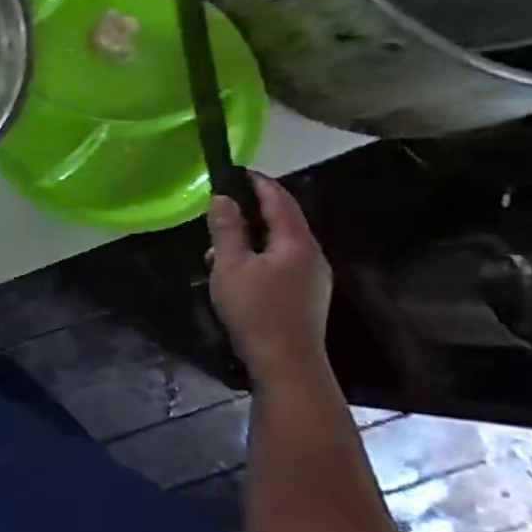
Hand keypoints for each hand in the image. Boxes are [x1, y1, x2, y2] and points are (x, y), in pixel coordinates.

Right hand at [207, 173, 331, 385]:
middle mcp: (312, 254)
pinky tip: (236, 272)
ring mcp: (313, 275)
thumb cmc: (255, 309)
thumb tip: (222, 198)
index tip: (238, 171)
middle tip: (221, 209)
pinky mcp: (306, 293)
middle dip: (252, 212)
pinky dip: (258, 256)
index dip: (260, 184)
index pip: (280, 202)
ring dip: (251, 239)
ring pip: (280, 244)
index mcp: (297, 243)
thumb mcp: (230, 266)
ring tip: (219, 248)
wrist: (285, 359)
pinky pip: (281, 262)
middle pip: (283, 222)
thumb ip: (227, 230)